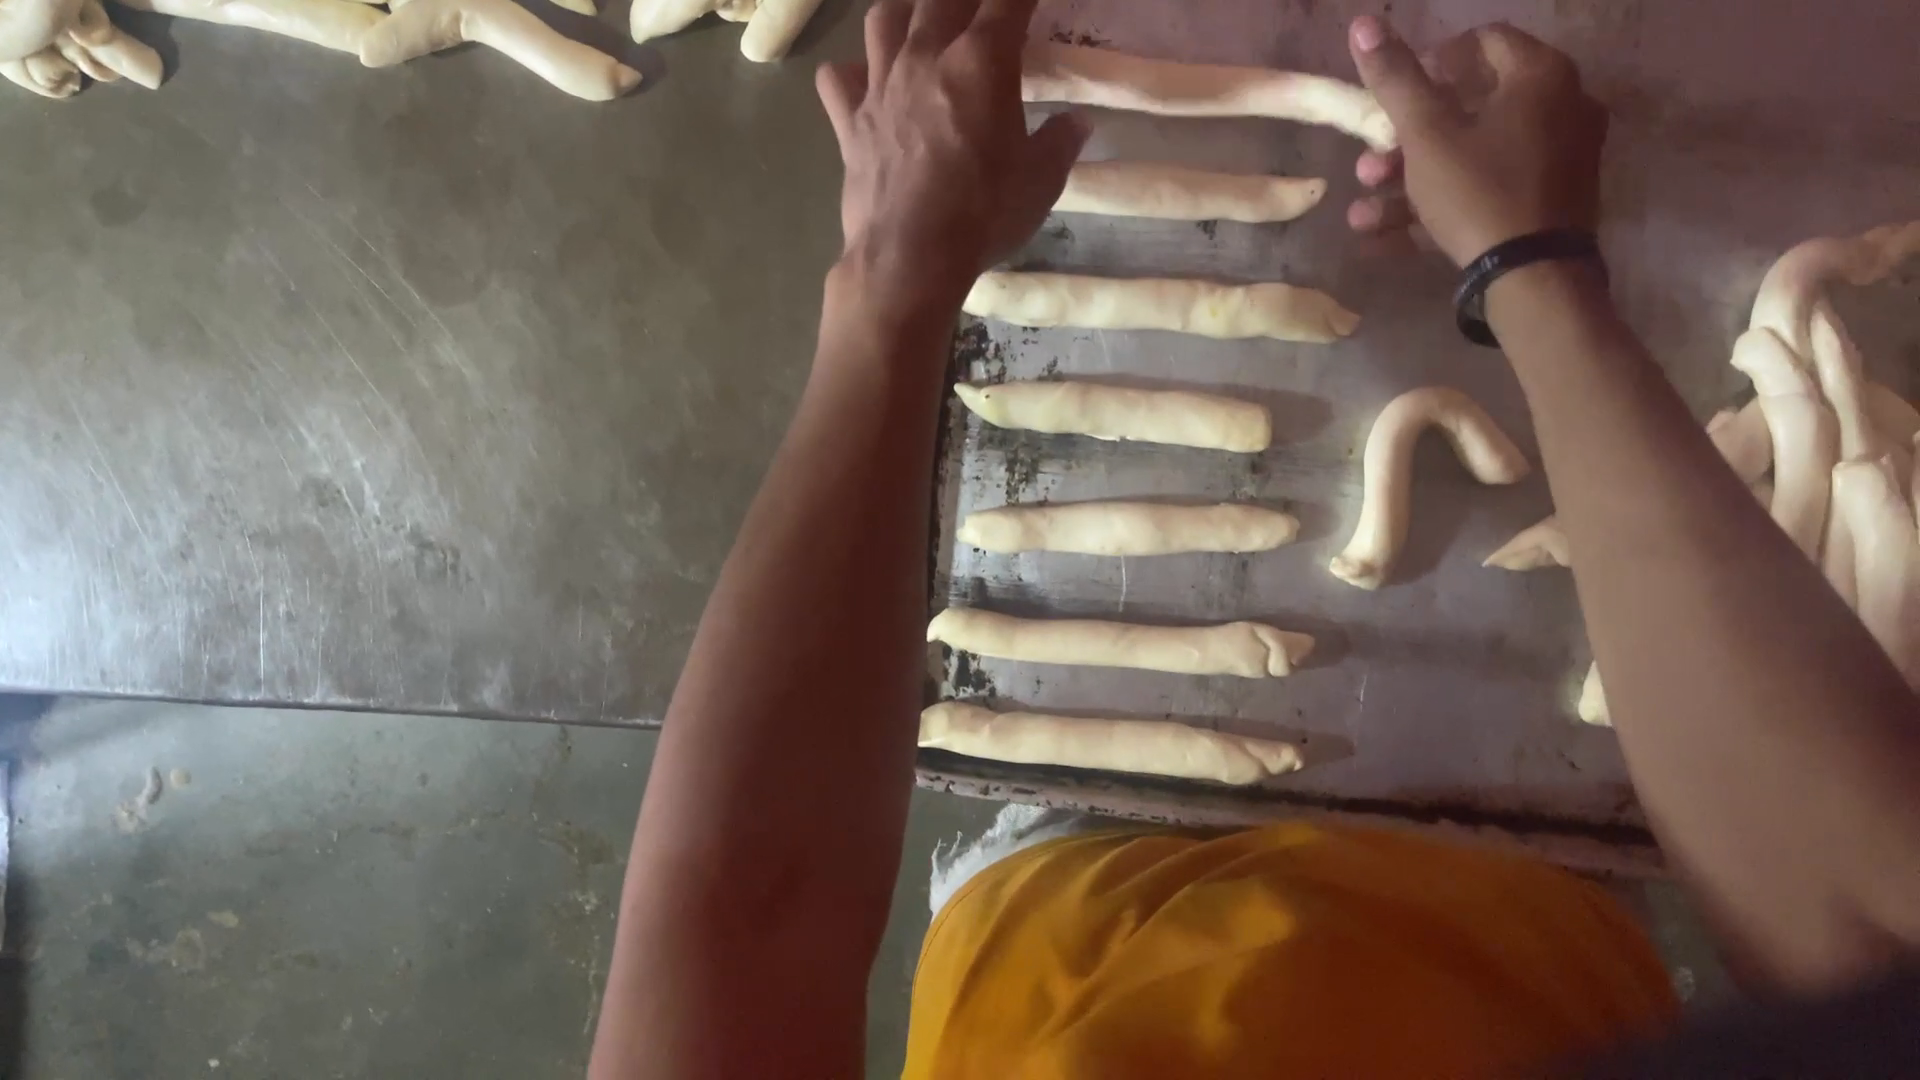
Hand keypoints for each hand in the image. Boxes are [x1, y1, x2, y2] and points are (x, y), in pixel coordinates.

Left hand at [815, 0, 1086, 306]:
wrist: (910, 257)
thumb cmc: (983, 216)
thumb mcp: (1040, 183)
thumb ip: (1060, 144)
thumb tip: (1077, 122)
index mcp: (982, 60)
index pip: (1007, 1)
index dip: (1021, 0)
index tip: (1030, 8)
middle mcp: (926, 55)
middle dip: (967, 1)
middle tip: (980, 17)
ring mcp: (881, 86)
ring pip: (884, 18)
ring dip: (906, 14)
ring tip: (921, 28)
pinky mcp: (849, 123)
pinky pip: (837, 78)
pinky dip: (849, 73)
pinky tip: (863, 82)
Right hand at [1342, 16, 1606, 267]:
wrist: (1531, 273)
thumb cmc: (1478, 192)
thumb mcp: (1426, 136)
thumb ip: (1396, 80)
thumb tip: (1362, 22)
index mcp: (1539, 75)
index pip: (1480, 43)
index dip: (1429, 65)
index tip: (1391, 101)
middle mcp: (1561, 105)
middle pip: (1469, 109)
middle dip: (1405, 143)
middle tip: (1368, 169)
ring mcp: (1558, 156)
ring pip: (1470, 159)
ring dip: (1409, 185)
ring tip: (1365, 216)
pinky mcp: (1548, 200)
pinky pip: (1485, 191)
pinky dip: (1439, 208)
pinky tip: (1390, 238)